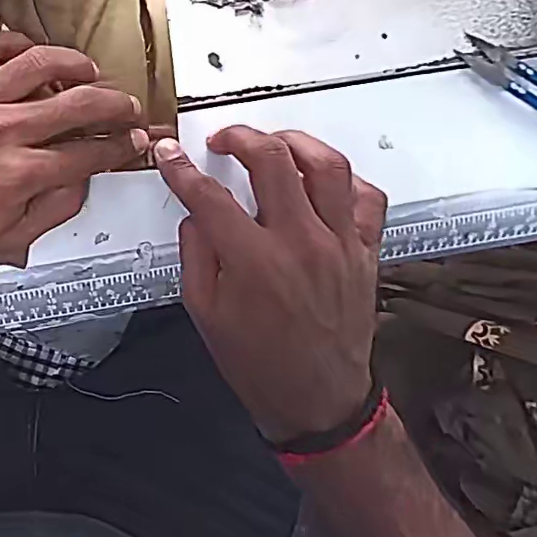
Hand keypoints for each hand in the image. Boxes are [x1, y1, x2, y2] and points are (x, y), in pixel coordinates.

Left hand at [0, 32, 149, 286]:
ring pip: (40, 63)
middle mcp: (1, 131)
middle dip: (115, 104)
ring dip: (76, 63)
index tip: (130, 140)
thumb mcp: (7, 236)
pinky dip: (14, 41)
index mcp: (19, 174)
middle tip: (123, 106)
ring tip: (89, 71)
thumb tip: (84, 179)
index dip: (120, 146)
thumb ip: (56, 207)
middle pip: (79, 102)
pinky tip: (29, 51)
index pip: (90, 151)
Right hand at [153, 127, 386, 442]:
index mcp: (252, 261)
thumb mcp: (204, 311)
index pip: (208, 195)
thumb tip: (197, 213)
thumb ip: (196, 253)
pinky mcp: (365, 252)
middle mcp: (299, 244)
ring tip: (272, 142)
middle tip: (222, 139)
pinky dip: (345, 177)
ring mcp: (339, 245)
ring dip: (294, 141)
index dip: (180, 168)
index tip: (170, 155)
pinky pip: (367, 197)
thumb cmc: (258, 361)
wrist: (317, 399)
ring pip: (326, 165)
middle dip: (239, 137)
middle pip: (271, 160)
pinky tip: (321, 178)